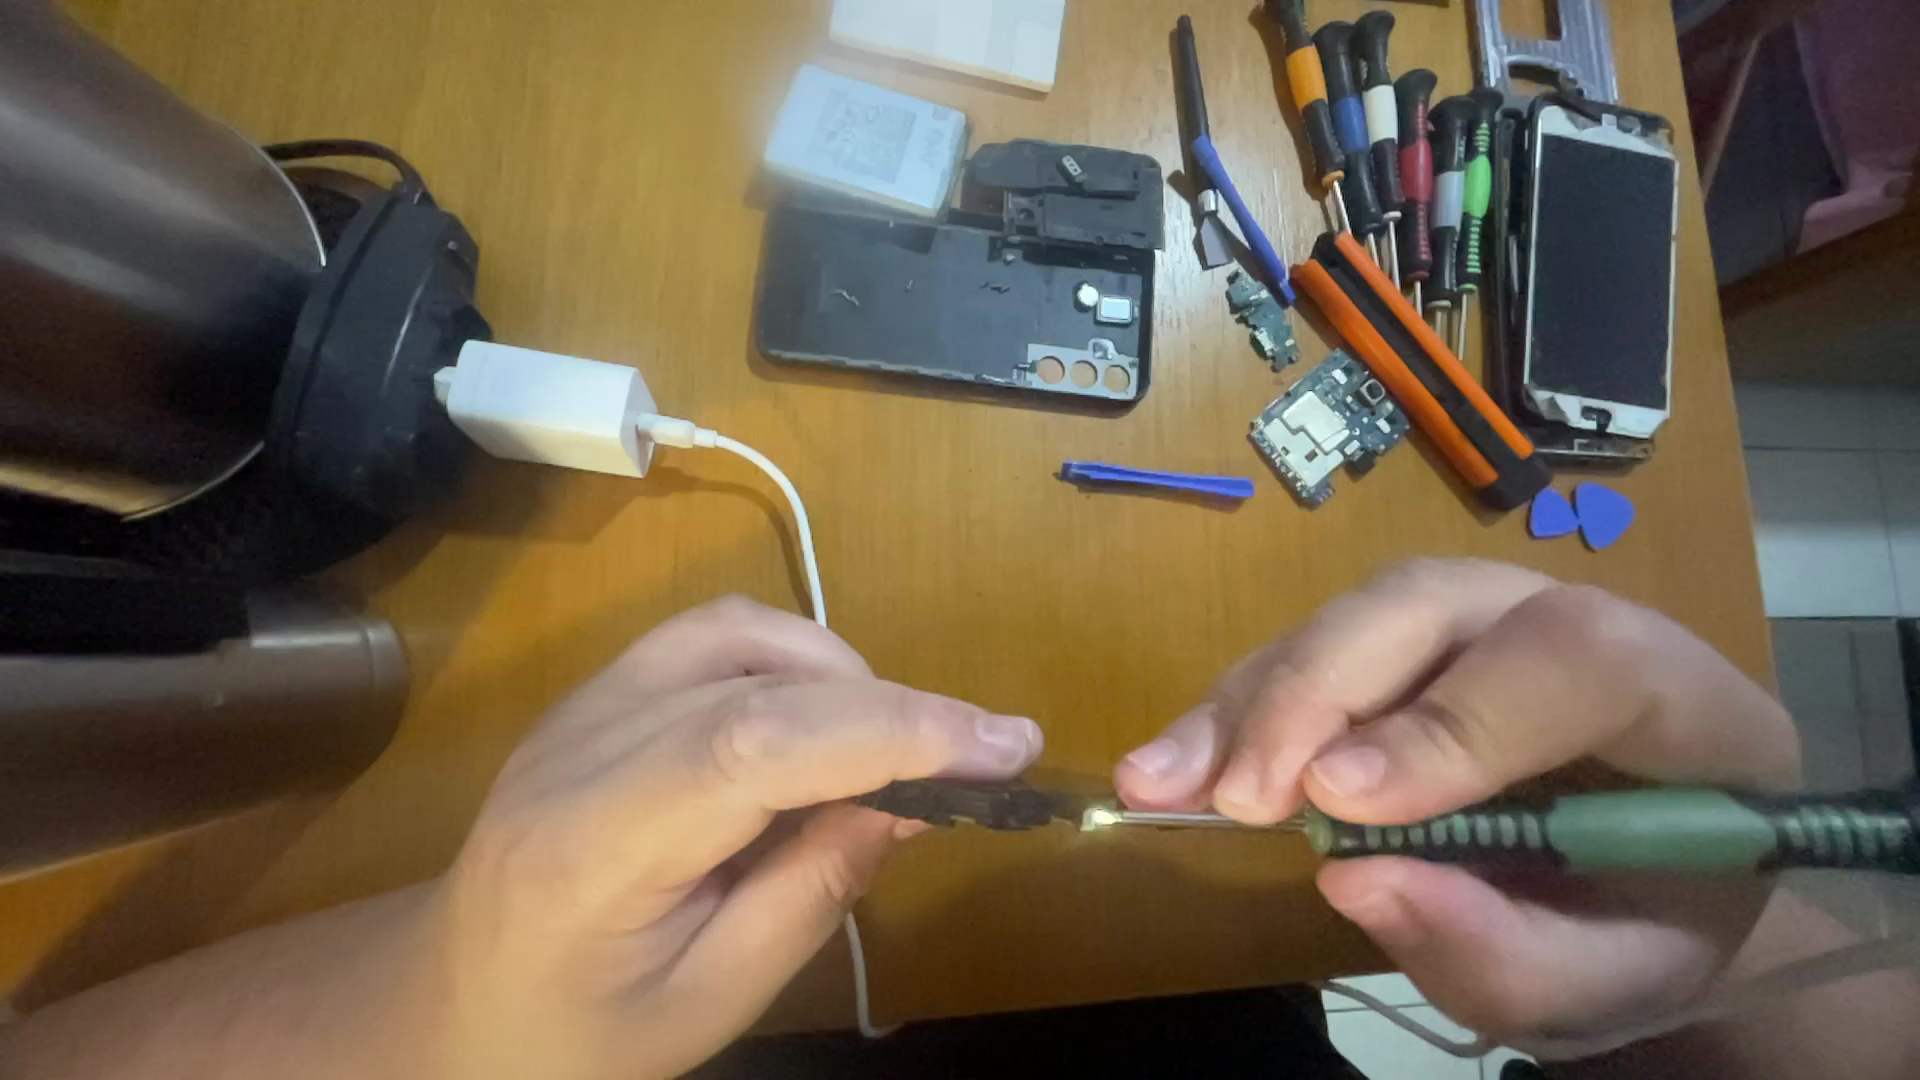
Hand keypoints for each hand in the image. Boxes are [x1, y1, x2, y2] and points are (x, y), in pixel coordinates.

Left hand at [427, 597, 1041, 1078]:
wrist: (446, 998)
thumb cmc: (575, 1034)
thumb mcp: (712, 997)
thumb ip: (817, 885)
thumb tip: (917, 794)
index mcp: (593, 842)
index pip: (759, 746)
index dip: (892, 731)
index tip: (1003, 748)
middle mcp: (585, 740)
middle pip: (766, 682)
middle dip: (899, 706)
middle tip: (990, 747)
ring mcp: (589, 696)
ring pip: (746, 630)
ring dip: (846, 675)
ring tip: (893, 741)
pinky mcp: (606, 682)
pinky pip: (722, 632)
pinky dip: (797, 657)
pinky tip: (822, 710)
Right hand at [1113, 559, 1799, 1044]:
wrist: (1612, 881)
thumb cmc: (1629, 924)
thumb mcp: (1603, 978)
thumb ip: (1506, 950)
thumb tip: (1351, 881)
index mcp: (1674, 697)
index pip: (1570, 656)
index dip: (1451, 722)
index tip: (1340, 802)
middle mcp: (1540, 622)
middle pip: (1413, 606)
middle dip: (1311, 697)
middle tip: (1240, 797)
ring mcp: (1444, 623)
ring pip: (1332, 626)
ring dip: (1241, 707)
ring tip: (1161, 783)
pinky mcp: (1370, 647)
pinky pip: (1285, 657)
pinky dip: (1221, 715)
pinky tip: (1167, 768)